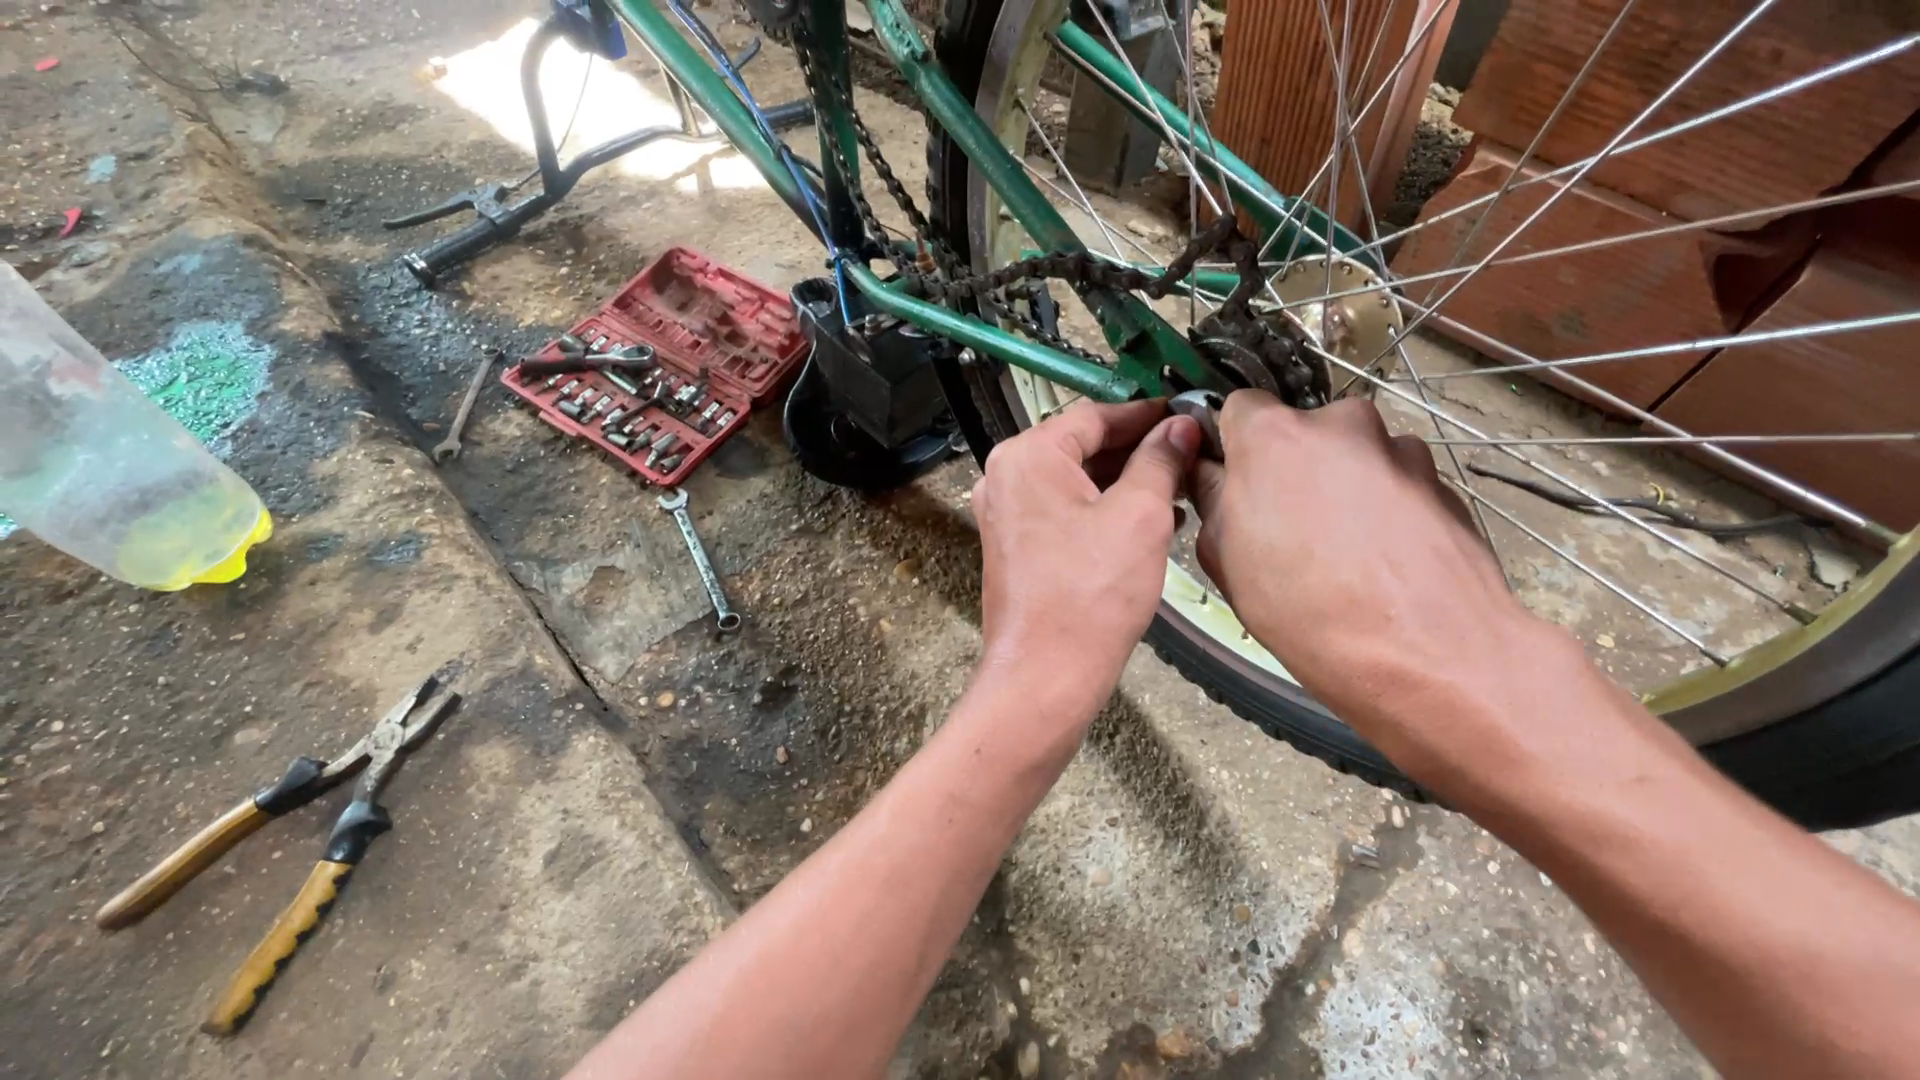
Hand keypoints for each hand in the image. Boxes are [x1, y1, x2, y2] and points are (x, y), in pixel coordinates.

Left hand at [971, 399, 1200, 722]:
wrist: (1047, 673)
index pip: (1094, 415)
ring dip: (1124, 482)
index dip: (1145, 414)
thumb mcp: (1139, 516)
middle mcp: (1005, 478)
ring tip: (1177, 489)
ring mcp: (1005, 515)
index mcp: (1027, 457)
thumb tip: (1179, 427)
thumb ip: (1160, 460)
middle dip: (1137, 451)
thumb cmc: (1091, 595)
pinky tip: (1145, 522)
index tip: (1184, 415)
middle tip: (1188, 453)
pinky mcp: (1014, 546)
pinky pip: (1063, 511)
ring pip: (1074, 481)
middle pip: (1081, 446)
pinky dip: (1102, 511)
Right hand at [1186, 392, 1550, 767]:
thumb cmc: (1308, 611)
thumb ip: (1213, 498)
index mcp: (1274, 436)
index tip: (1234, 483)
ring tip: (1342, 553)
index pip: (1240, 406)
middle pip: (1301, 432)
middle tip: (1286, 529)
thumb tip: (1210, 473)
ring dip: (1341, 487)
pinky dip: (1383, 507)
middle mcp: (1340, 423)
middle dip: (1291, 469)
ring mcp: (1399, 449)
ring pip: (1351, 456)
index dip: (1233, 445)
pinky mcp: (1441, 480)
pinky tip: (1382, 560)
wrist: (1429, 654)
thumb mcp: (1224, 558)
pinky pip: (1394, 481)